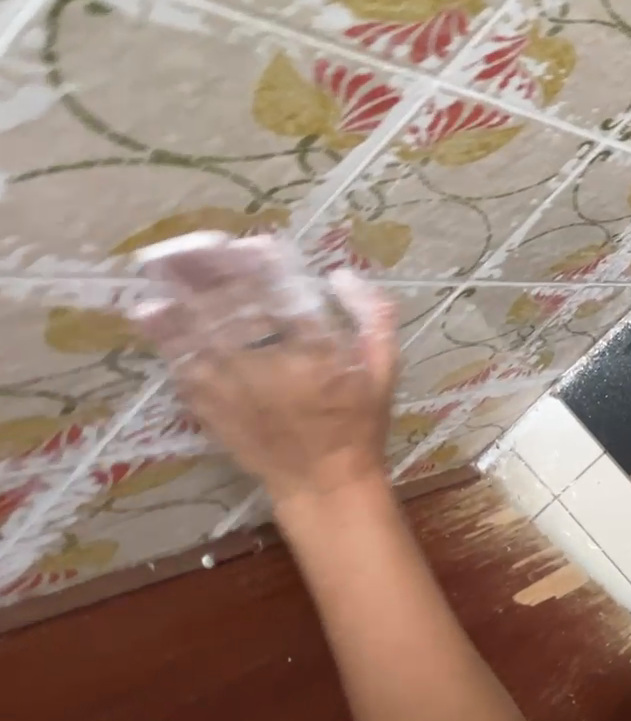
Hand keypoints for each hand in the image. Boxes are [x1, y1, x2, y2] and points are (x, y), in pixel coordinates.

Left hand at [134, 237, 398, 508]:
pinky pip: (182, 364)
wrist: (324, 478)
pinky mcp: (208, 404)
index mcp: (324, 354)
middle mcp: (275, 364)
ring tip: (162, 262)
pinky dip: (165, 336)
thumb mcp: (387, 369)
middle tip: (192, 242)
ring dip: (181, 295)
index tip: (253, 243)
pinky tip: (151, 311)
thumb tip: (343, 276)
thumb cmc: (362, 420)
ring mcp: (236, 385)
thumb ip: (373, 319)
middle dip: (213, 273)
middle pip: (237, 309)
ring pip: (202, 331)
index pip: (291, 299)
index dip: (269, 269)